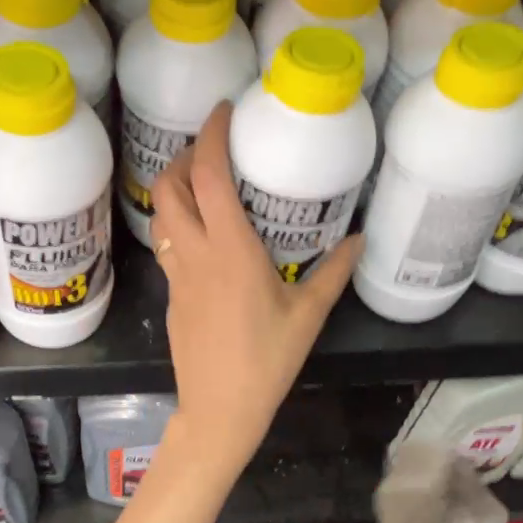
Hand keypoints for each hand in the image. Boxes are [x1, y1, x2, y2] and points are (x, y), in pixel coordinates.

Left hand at [149, 101, 362, 474]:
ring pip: (162, 217)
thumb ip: (332, 273)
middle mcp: (196, 255)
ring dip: (176, 190)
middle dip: (186, 158)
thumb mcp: (307, 317)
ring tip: (205, 187)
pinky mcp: (171, 299)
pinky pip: (168, 247)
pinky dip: (179, 225)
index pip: (209, 174)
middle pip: (170, 187)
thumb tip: (359, 240)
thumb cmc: (266, 363)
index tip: (224, 112)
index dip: (211, 135)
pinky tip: (204, 237)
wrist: (219, 410)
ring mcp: (177, 278)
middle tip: (213, 152)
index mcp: (230, 250)